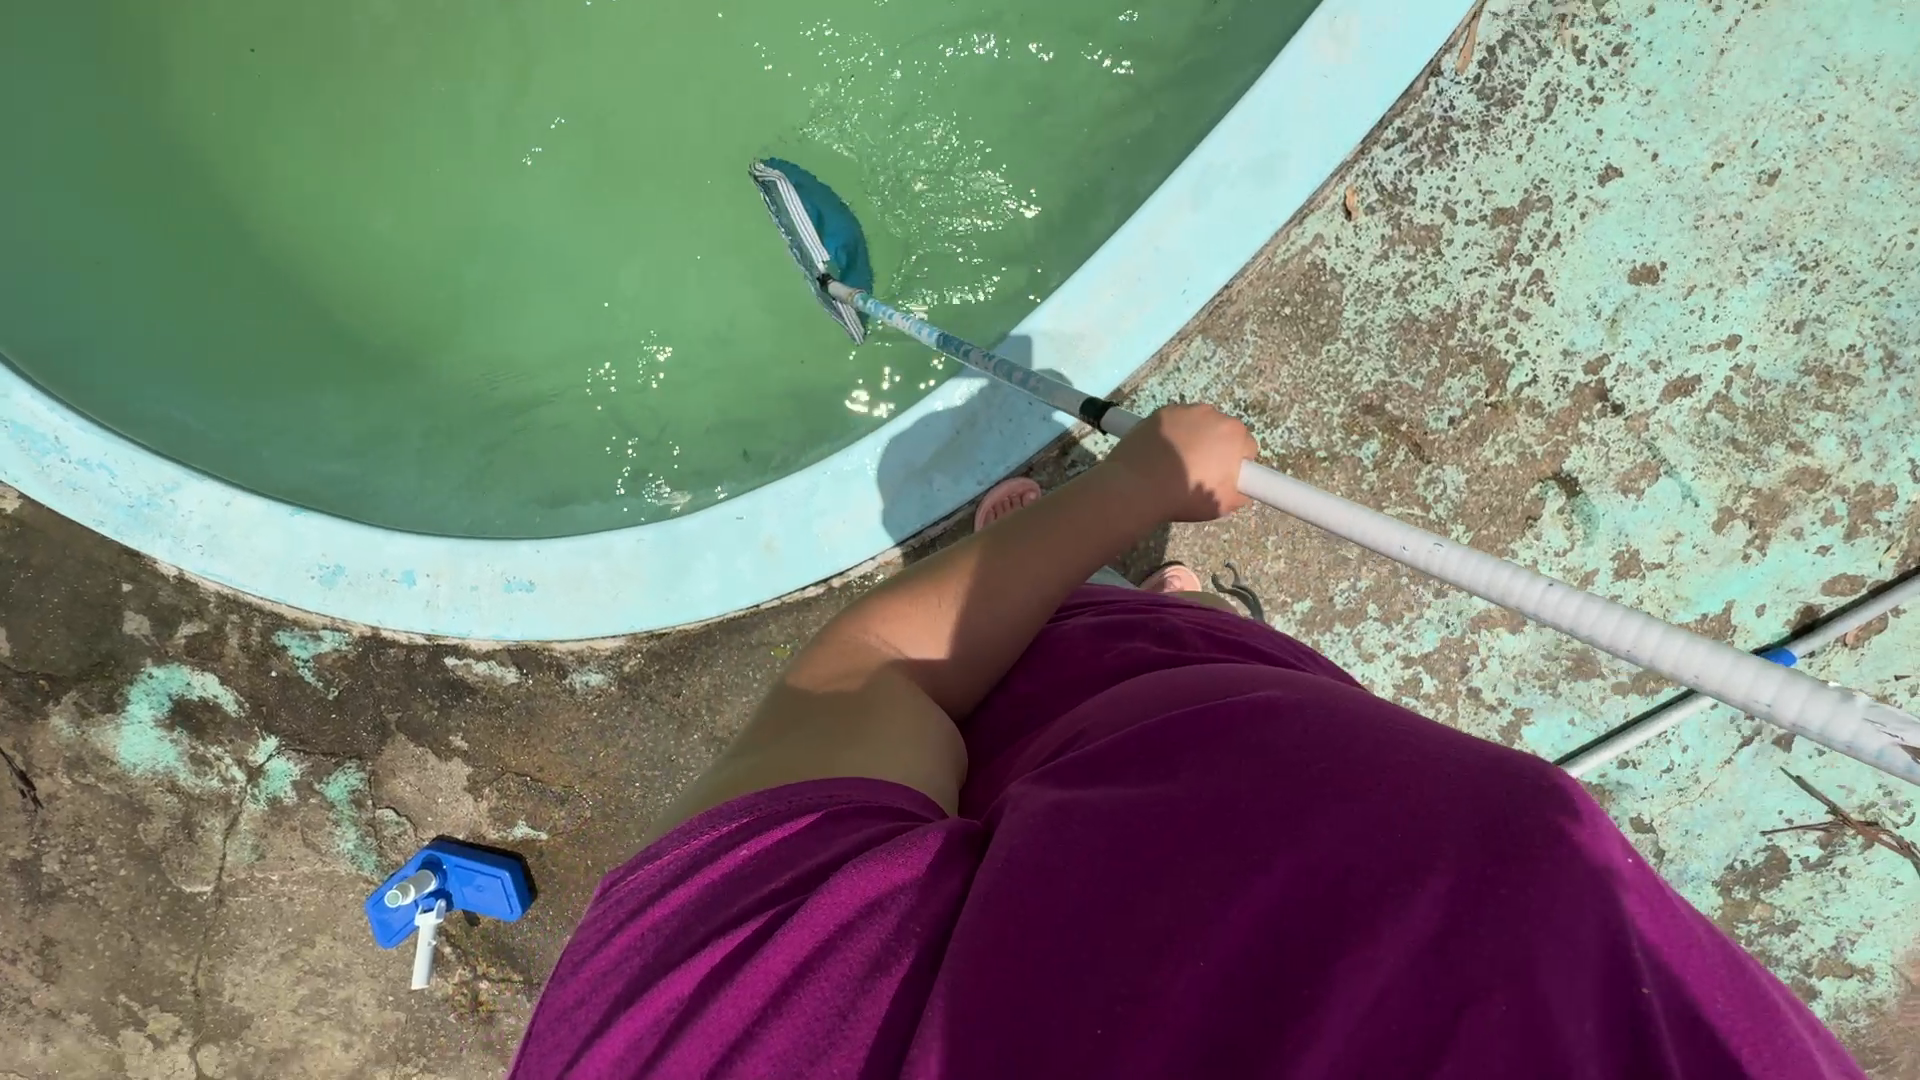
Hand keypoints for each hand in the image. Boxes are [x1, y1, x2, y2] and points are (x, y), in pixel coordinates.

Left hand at [1103, 404, 1258, 521]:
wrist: (1137, 487)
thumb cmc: (1185, 495)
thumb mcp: (1223, 504)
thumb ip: (1239, 493)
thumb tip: (1239, 489)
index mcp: (1234, 433)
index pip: (1245, 447)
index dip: (1236, 465)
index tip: (1221, 477)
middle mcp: (1211, 414)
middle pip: (1221, 432)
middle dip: (1214, 448)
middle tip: (1197, 471)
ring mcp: (1182, 410)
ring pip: (1196, 425)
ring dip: (1192, 438)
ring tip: (1174, 462)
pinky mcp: (1157, 413)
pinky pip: (1172, 423)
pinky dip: (1170, 434)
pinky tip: (1159, 453)